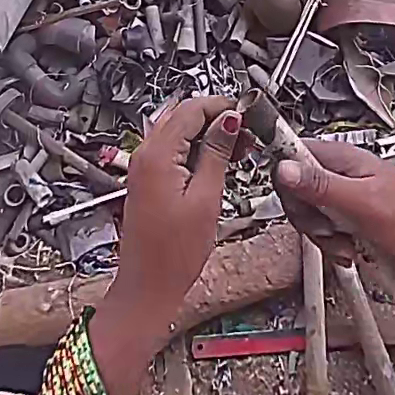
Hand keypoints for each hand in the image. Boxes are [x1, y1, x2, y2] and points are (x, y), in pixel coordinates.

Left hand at [98, 95, 245, 347]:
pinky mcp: (150, 179)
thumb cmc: (173, 253)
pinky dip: (199, 149)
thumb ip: (217, 152)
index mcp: (157, 155)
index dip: (223, 106)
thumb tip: (230, 120)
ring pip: (181, 131)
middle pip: (185, 115)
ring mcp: (145, 167)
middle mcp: (146, 155)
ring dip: (211, 133)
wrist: (148, 287)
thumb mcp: (206, 197)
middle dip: (219, 118)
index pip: (193, 108)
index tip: (248, 114)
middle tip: (248, 132)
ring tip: (240, 148)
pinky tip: (220, 160)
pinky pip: (175, 149)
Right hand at [270, 138, 394, 271]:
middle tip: (327, 229)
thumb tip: (284, 167)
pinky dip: (332, 242)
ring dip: (321, 234)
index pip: (292, 154)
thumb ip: (320, 186)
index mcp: (342, 157)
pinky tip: (349, 249)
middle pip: (296, 187)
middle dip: (307, 216)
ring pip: (309, 211)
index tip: (294, 200)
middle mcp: (340, 170)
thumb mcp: (362, 203)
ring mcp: (345, 193)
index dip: (286, 178)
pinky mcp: (350, 214)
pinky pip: (325, 227)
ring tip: (345, 242)